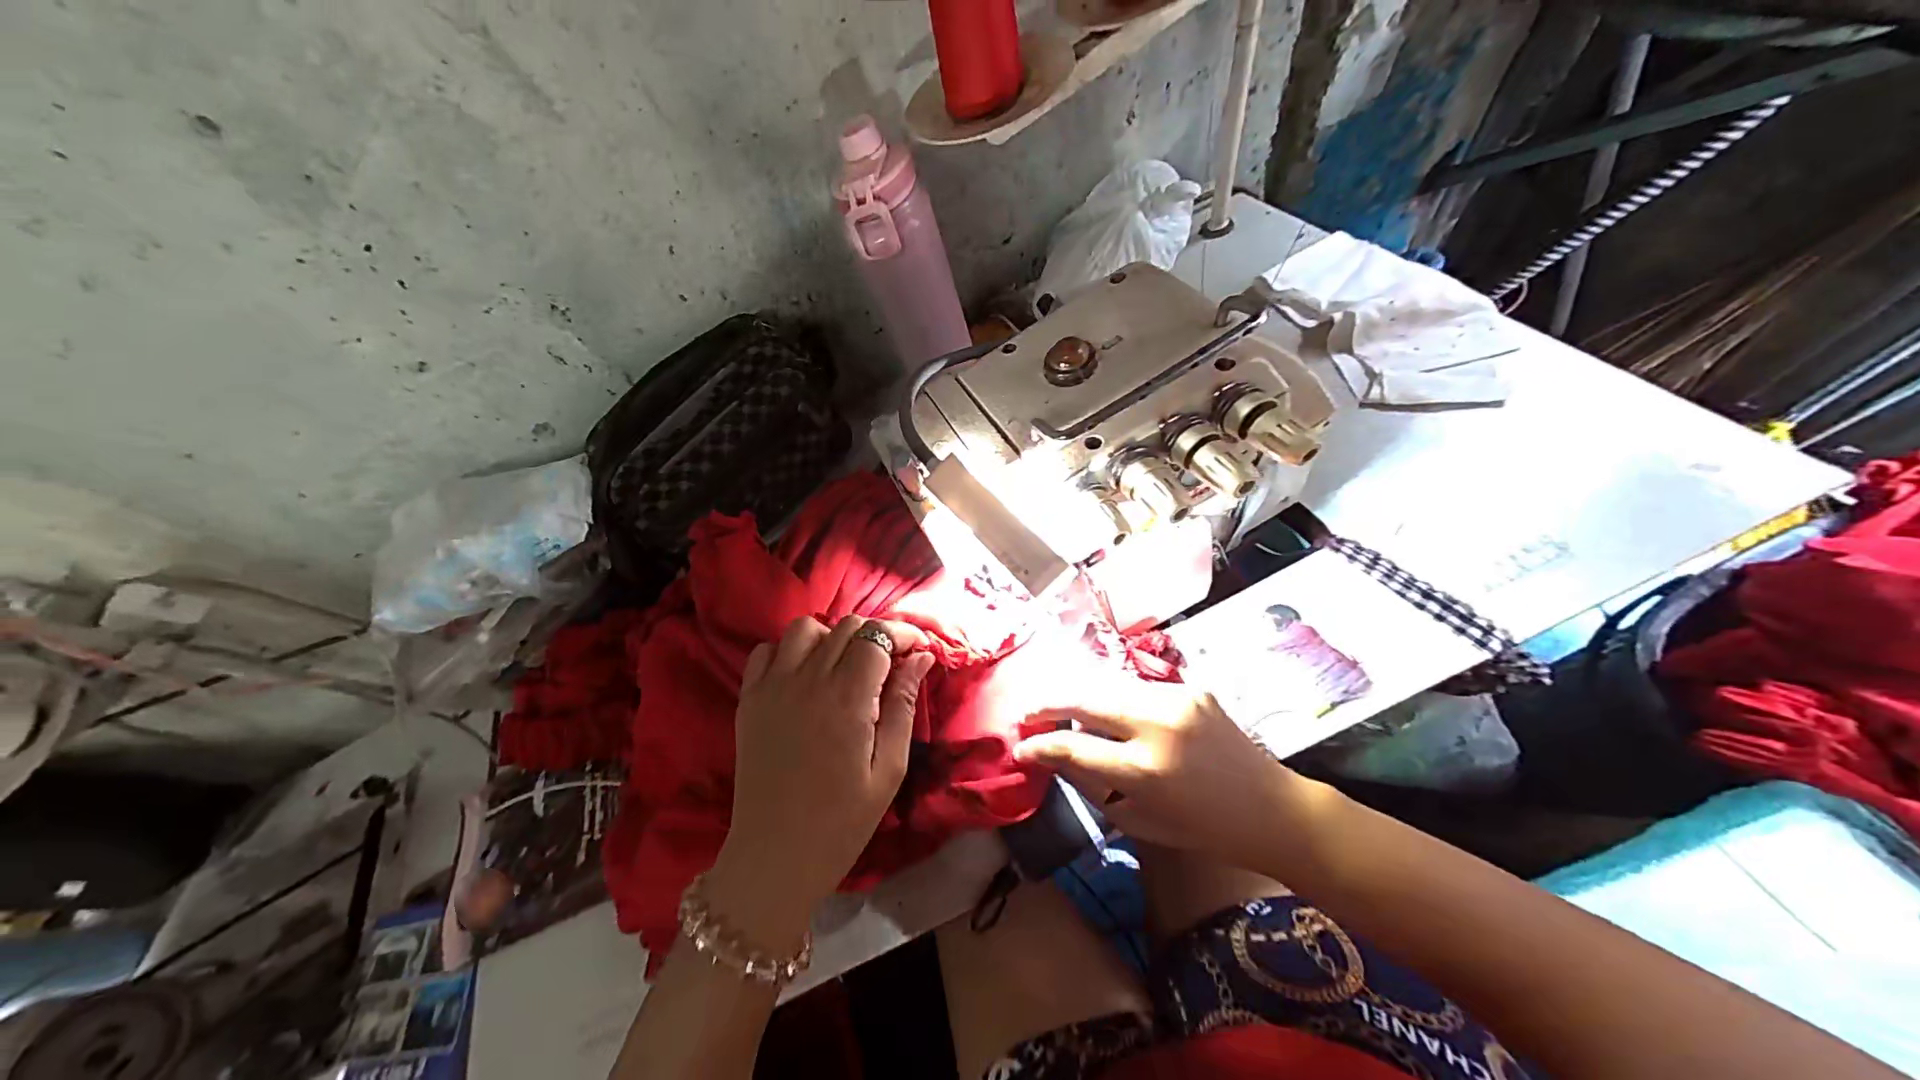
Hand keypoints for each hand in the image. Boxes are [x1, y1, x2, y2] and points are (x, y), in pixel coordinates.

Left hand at [706, 615, 935, 947]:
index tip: (918, 650)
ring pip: (805, 629)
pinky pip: (766, 651)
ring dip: (831, 638)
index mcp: (846, 699)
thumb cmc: (842, 822)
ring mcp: (771, 688)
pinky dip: (788, 652)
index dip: (903, 635)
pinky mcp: (748, 700)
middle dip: (875, 636)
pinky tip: (803, 678)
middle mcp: (807, 681)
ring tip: (844, 667)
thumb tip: (921, 659)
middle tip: (889, 665)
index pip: (877, 636)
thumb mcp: (889, 769)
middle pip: (846, 626)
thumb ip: (904, 706)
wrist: (775, 857)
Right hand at [1013, 682, 1300, 870]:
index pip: (1073, 748)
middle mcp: (1158, 727)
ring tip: (1060, 708)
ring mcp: (1177, 700)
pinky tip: (1109, 711)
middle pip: (1084, 699)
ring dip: (1079, 696)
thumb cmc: (1201, 828)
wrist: (1271, 808)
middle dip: (1049, 705)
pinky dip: (1115, 698)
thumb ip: (1090, 784)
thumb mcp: (1137, 821)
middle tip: (1029, 715)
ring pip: (1108, 685)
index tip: (1019, 746)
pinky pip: (1137, 688)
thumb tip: (1052, 756)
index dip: (1039, 746)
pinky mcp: (1192, 689)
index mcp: (1145, 771)